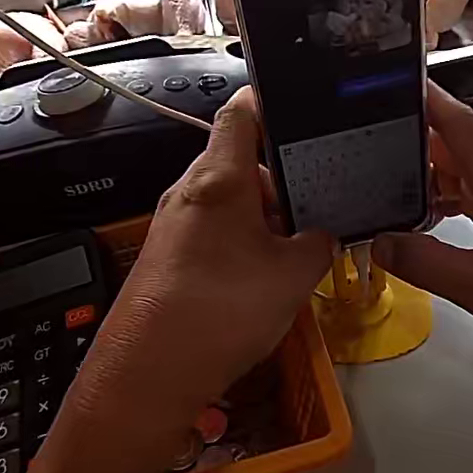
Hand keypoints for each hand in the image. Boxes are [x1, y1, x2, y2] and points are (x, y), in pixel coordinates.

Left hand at [80, 88, 334, 423]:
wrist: (150, 372)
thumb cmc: (221, 310)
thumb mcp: (292, 276)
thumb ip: (318, 244)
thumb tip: (322, 236)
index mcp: (218, 179)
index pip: (240, 112)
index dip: (270, 100)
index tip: (300, 106)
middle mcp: (188, 193)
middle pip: (237, 160)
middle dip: (279, 177)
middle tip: (315, 199)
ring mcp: (173, 224)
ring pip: (227, 200)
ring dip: (262, 214)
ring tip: (295, 243)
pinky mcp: (167, 256)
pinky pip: (211, 230)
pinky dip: (240, 239)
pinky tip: (263, 272)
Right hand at [373, 82, 472, 363]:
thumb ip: (426, 263)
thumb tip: (379, 242)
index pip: (458, 123)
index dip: (425, 97)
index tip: (390, 78)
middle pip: (452, 143)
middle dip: (410, 135)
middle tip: (363, 139)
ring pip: (459, 171)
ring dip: (422, 172)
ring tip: (379, 179)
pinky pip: (468, 197)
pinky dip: (439, 200)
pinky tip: (418, 220)